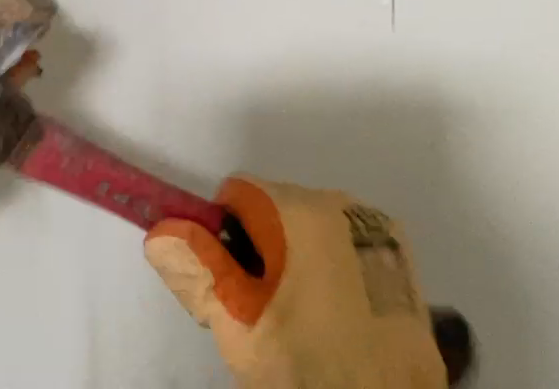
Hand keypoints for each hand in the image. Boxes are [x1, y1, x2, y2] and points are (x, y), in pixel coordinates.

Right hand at [146, 176, 446, 388]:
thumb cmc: (307, 365)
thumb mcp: (239, 323)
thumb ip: (197, 270)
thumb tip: (159, 231)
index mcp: (299, 210)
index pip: (237, 193)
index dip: (222, 235)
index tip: (230, 281)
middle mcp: (341, 202)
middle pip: (274, 207)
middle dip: (260, 248)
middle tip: (263, 308)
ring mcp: (376, 227)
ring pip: (310, 226)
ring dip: (296, 256)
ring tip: (302, 317)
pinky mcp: (399, 254)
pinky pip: (345, 243)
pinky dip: (332, 267)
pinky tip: (336, 316)